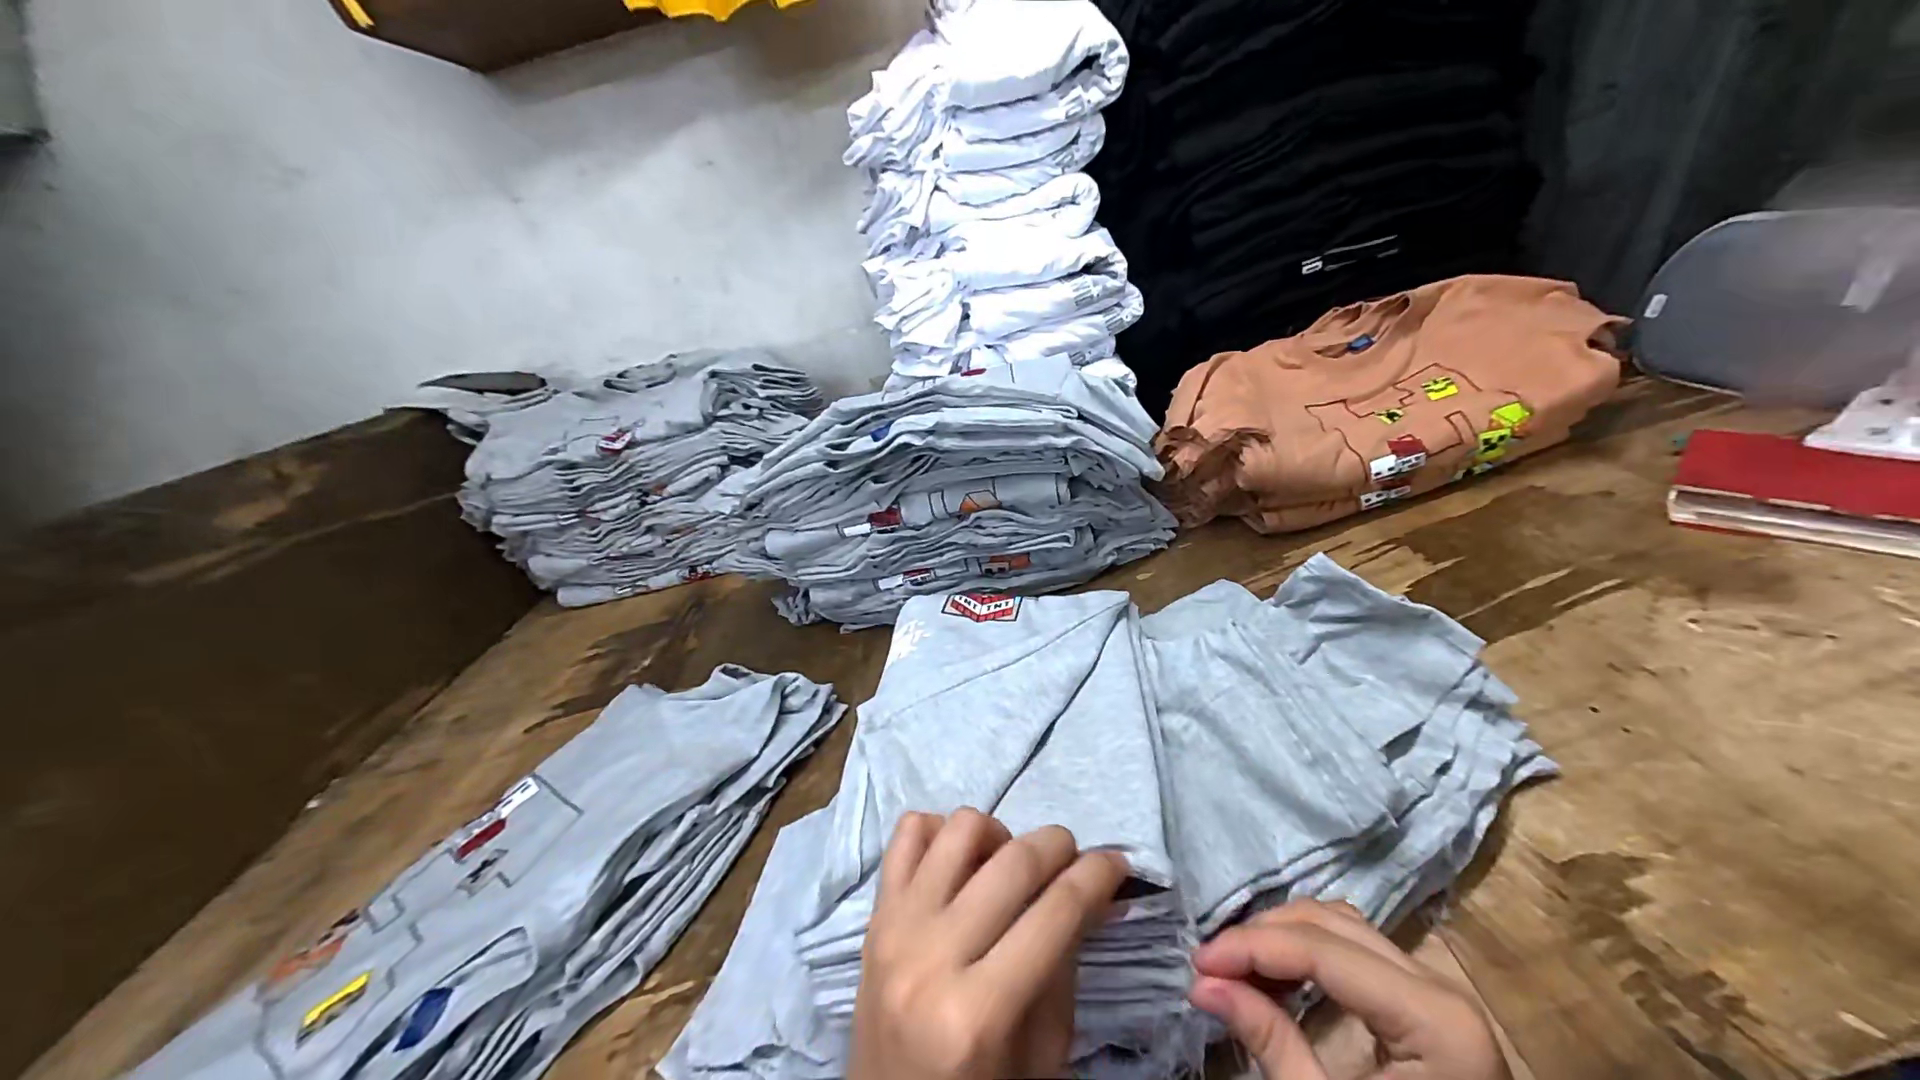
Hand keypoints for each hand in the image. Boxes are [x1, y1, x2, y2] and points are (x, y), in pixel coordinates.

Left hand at [849, 808, 1129, 1079]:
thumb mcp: (1040, 1052)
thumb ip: (1064, 963)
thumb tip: (1094, 890)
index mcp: (979, 1013)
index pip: (1056, 912)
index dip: (1097, 876)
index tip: (1116, 862)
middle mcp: (931, 958)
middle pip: (1013, 862)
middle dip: (1058, 845)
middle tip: (1074, 858)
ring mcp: (894, 929)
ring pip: (959, 831)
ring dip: (999, 834)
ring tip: (1009, 866)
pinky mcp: (873, 914)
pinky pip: (906, 834)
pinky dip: (941, 832)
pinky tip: (961, 863)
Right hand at [1190, 900, 1511, 1079]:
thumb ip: (1271, 1043)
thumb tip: (1202, 985)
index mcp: (1435, 1020)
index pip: (1322, 950)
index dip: (1252, 947)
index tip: (1197, 963)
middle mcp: (1441, 988)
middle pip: (1330, 924)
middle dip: (1262, 938)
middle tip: (1211, 967)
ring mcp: (1438, 992)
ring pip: (1341, 926)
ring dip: (1281, 939)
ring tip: (1236, 969)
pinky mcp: (1426, 1004)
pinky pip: (1357, 950)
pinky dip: (1307, 953)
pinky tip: (1275, 977)